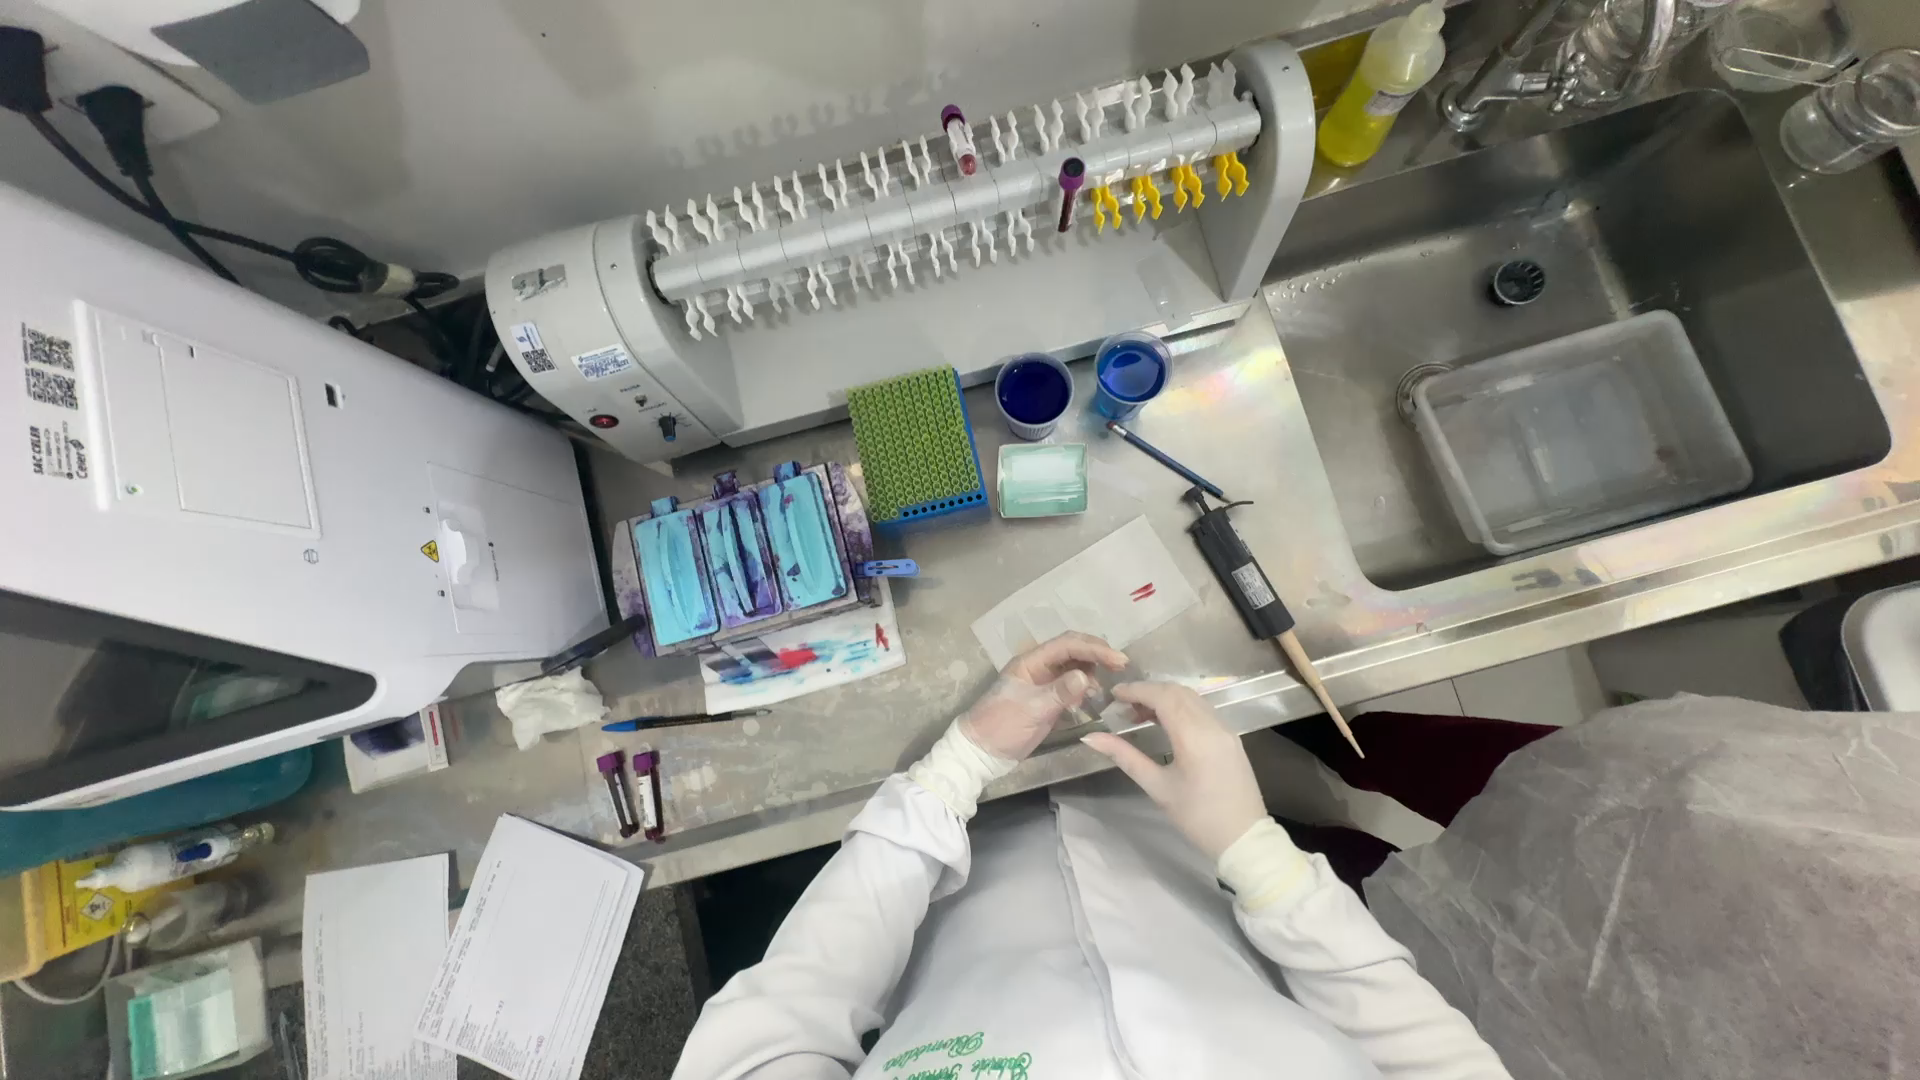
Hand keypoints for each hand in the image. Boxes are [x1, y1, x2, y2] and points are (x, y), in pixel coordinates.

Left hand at [960, 632, 1128, 760]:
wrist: (982, 751)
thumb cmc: (1001, 726)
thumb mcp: (1031, 709)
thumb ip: (1059, 692)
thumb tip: (1086, 677)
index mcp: (1030, 662)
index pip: (1066, 645)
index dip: (1093, 648)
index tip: (1118, 659)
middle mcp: (1038, 667)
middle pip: (1072, 650)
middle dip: (1096, 653)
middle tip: (1121, 665)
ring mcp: (1043, 682)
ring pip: (1073, 666)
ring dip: (1092, 669)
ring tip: (1107, 683)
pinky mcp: (1047, 699)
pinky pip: (1070, 685)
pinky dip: (1084, 686)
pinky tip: (1092, 697)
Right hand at [1082, 681, 1266, 859]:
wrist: (1244, 839)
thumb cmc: (1197, 816)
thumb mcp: (1157, 787)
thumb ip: (1124, 756)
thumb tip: (1091, 737)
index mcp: (1194, 736)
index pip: (1163, 697)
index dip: (1136, 690)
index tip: (1114, 694)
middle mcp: (1213, 724)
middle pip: (1177, 691)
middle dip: (1148, 691)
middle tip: (1124, 705)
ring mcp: (1226, 729)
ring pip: (1191, 697)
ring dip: (1165, 697)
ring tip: (1140, 714)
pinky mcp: (1231, 736)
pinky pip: (1203, 709)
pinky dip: (1180, 706)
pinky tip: (1165, 723)